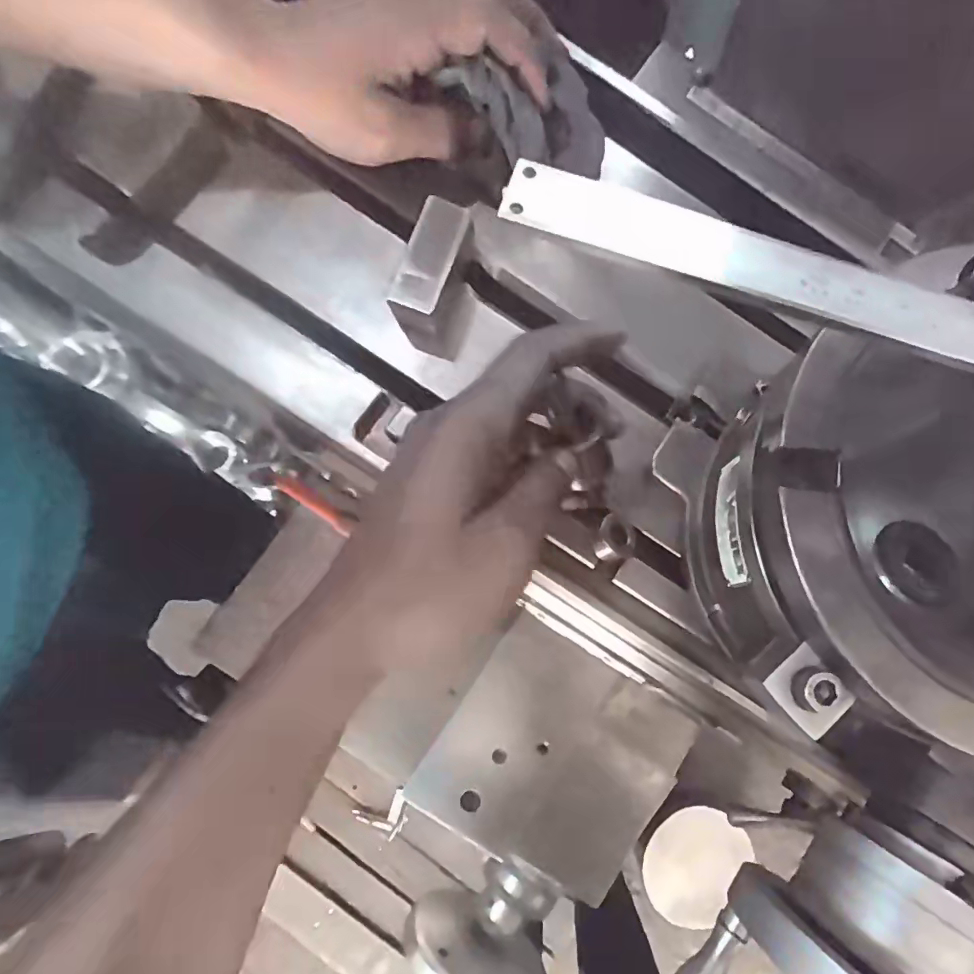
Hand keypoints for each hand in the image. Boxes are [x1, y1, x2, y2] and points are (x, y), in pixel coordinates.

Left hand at [236, 0, 556, 164]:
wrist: (260, 52)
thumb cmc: (318, 95)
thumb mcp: (384, 132)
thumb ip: (443, 134)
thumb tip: (482, 137)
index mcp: (427, 17)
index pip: (499, 27)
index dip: (531, 65)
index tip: (546, 104)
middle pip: (500, 2)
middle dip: (535, 41)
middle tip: (559, 79)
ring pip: (481, 4)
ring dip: (514, 35)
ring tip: (537, 74)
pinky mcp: (397, 6)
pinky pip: (457, 15)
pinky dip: (485, 39)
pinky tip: (492, 68)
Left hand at [299, 323, 623, 673]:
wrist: (352, 633)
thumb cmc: (430, 593)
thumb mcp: (504, 544)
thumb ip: (543, 489)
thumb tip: (568, 455)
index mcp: (466, 428)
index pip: (529, 359)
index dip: (578, 342)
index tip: (621, 339)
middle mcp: (450, 429)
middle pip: (523, 390)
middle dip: (578, 404)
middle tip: (618, 441)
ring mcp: (440, 459)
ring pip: (512, 427)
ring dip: (558, 440)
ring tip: (600, 476)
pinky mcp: (436, 489)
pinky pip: (495, 460)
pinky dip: (533, 468)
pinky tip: (563, 498)